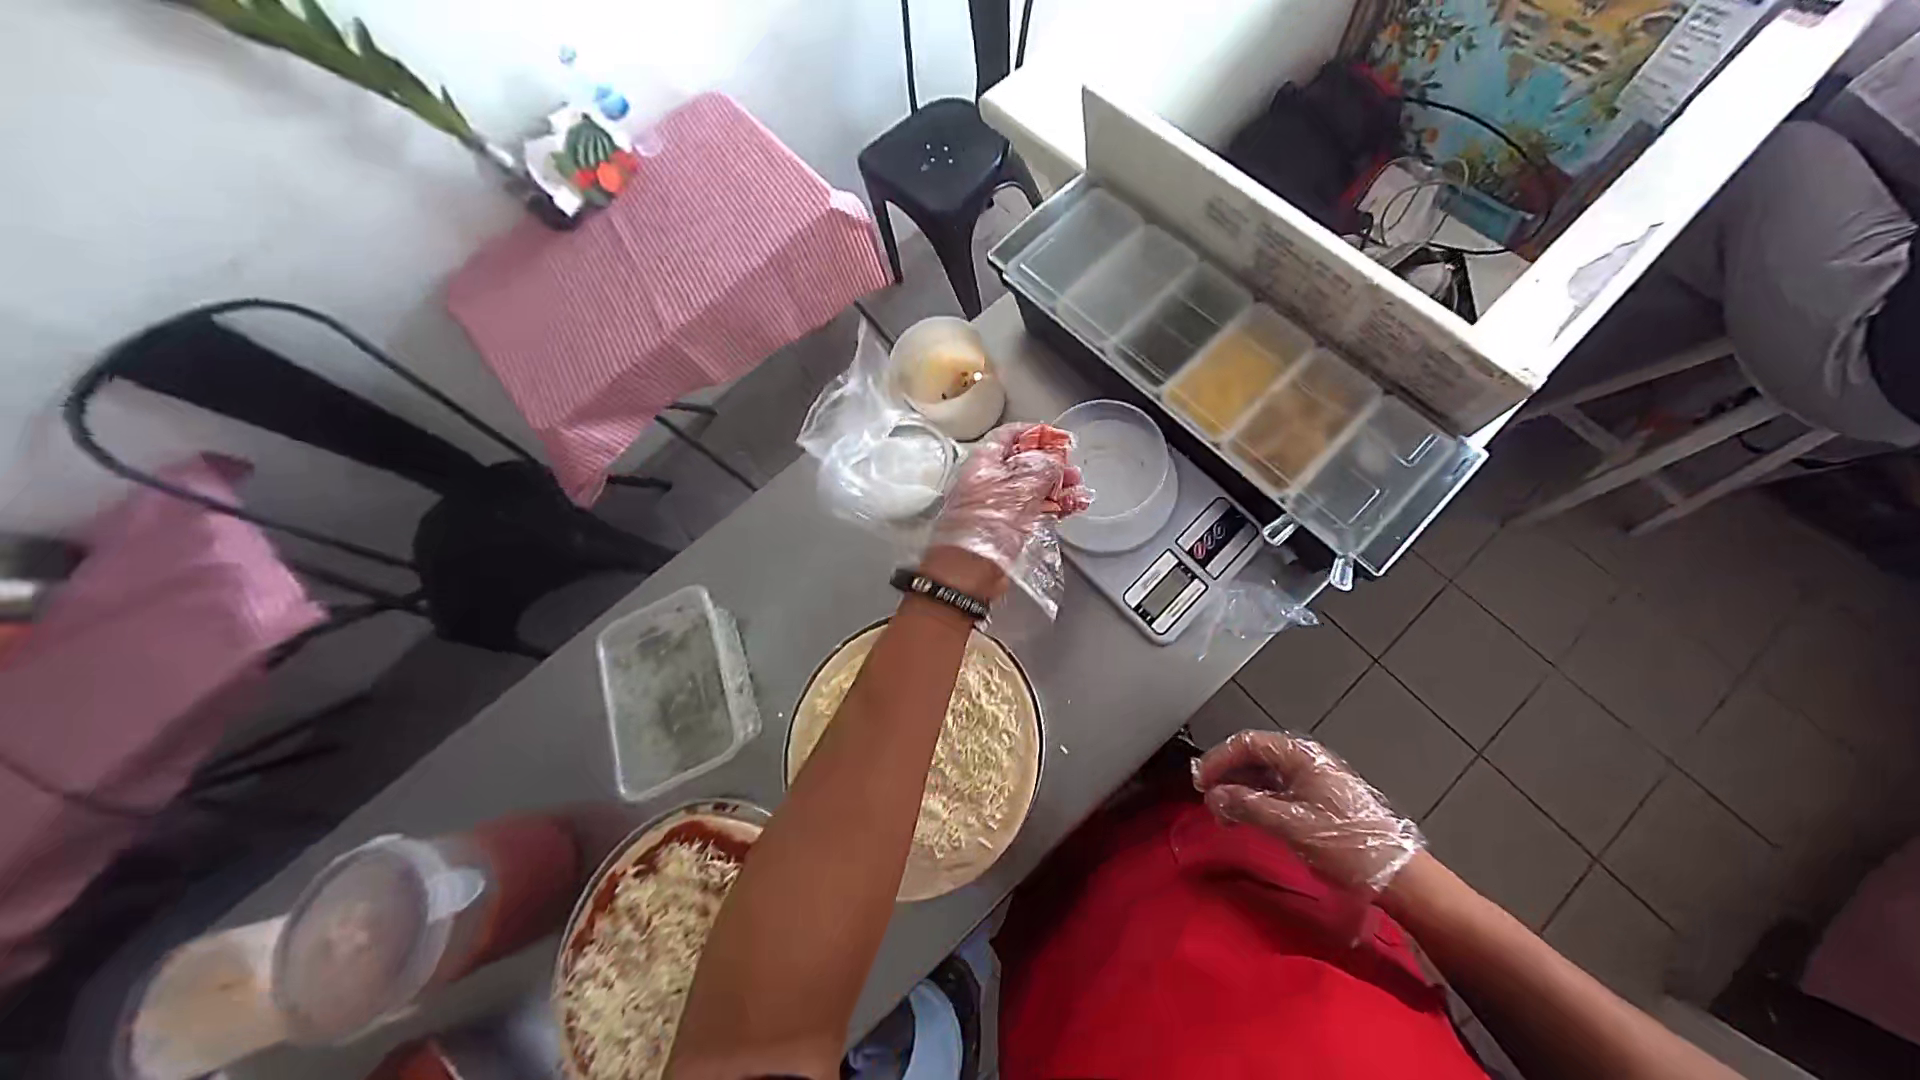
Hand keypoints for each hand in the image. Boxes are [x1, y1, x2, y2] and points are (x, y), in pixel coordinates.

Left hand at [927, 423, 1091, 584]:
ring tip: (1079, 489)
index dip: (1036, 433)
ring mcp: (998, 505)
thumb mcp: (1019, 486)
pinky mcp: (1006, 528)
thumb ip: (1041, 466)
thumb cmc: (986, 525)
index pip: (1010, 435)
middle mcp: (989, 481)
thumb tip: (1054, 457)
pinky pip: (1033, 510)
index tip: (1059, 438)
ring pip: (1032, 488)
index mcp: (984, 463)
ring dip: (1057, 486)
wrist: (969, 571)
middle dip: (1052, 463)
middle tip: (1073, 468)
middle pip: (1024, 462)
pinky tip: (1072, 506)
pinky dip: (1053, 506)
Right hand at [1193, 730, 1423, 893]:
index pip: (1248, 743)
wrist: (1401, 878)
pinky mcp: (1318, 800)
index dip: (1219, 758)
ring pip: (1264, 774)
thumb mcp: (1291, 824)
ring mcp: (1313, 780)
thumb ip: (1247, 805)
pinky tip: (1247, 818)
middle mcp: (1306, 761)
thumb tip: (1214, 795)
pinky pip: (1277, 790)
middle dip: (1227, 775)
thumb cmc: (1349, 846)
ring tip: (1225, 813)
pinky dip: (1256, 800)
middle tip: (1208, 798)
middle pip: (1255, 756)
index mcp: (1301, 756)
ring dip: (1240, 790)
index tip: (1201, 781)